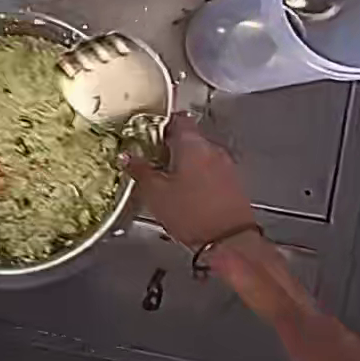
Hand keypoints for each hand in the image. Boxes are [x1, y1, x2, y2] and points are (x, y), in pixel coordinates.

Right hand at [124, 115, 257, 247]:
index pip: (177, 119)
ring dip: (183, 163)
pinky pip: (210, 172)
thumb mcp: (155, 193)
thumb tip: (127, 157)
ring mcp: (226, 166)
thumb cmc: (192, 214)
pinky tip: (185, 195)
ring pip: (200, 156)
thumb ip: (140, 170)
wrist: (229, 241)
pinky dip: (196, 177)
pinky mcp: (232, 184)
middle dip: (169, 147)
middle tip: (150, 160)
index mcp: (192, 144)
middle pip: (189, 138)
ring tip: (165, 181)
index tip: (147, 134)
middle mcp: (212, 150)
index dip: (160, 124)